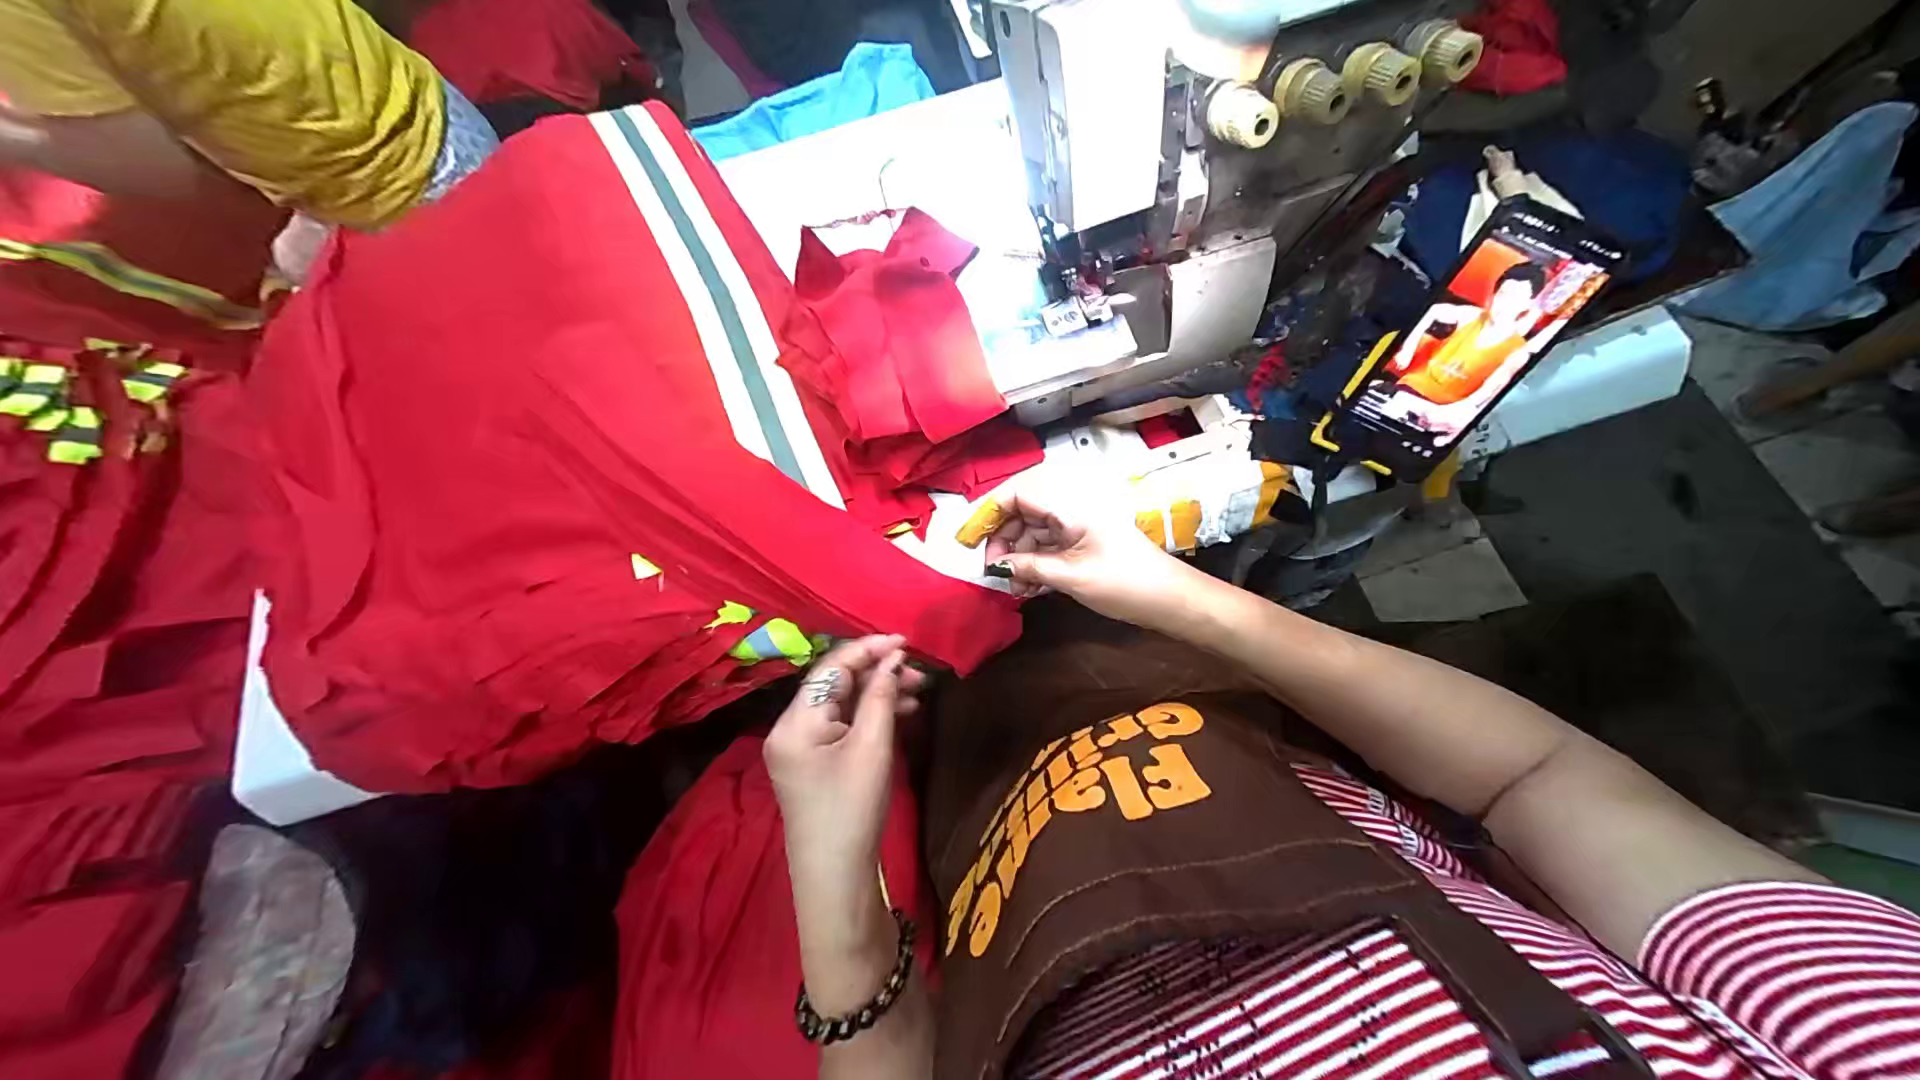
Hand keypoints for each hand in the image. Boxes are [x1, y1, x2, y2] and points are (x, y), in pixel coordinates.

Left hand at [765, 635, 925, 942]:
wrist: (837, 879)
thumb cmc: (853, 811)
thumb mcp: (872, 748)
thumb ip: (881, 696)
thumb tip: (893, 658)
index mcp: (795, 722)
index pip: (832, 668)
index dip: (869, 649)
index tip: (906, 642)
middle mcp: (790, 727)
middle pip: (836, 683)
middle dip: (878, 673)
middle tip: (920, 674)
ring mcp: (799, 745)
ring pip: (842, 702)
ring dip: (878, 693)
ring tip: (918, 692)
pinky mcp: (813, 760)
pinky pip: (841, 723)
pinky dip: (869, 714)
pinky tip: (900, 712)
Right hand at [982, 478, 1201, 630]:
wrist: (1170, 599)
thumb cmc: (1124, 582)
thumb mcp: (1070, 576)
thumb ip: (1028, 567)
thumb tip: (995, 568)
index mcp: (1070, 504)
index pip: (1017, 493)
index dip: (988, 512)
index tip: (969, 539)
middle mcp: (1070, 507)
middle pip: (1020, 512)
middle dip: (1002, 541)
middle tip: (994, 572)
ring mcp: (1076, 525)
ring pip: (1031, 532)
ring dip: (1017, 558)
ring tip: (1013, 588)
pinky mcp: (1081, 542)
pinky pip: (1046, 546)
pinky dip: (1033, 564)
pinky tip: (1027, 587)